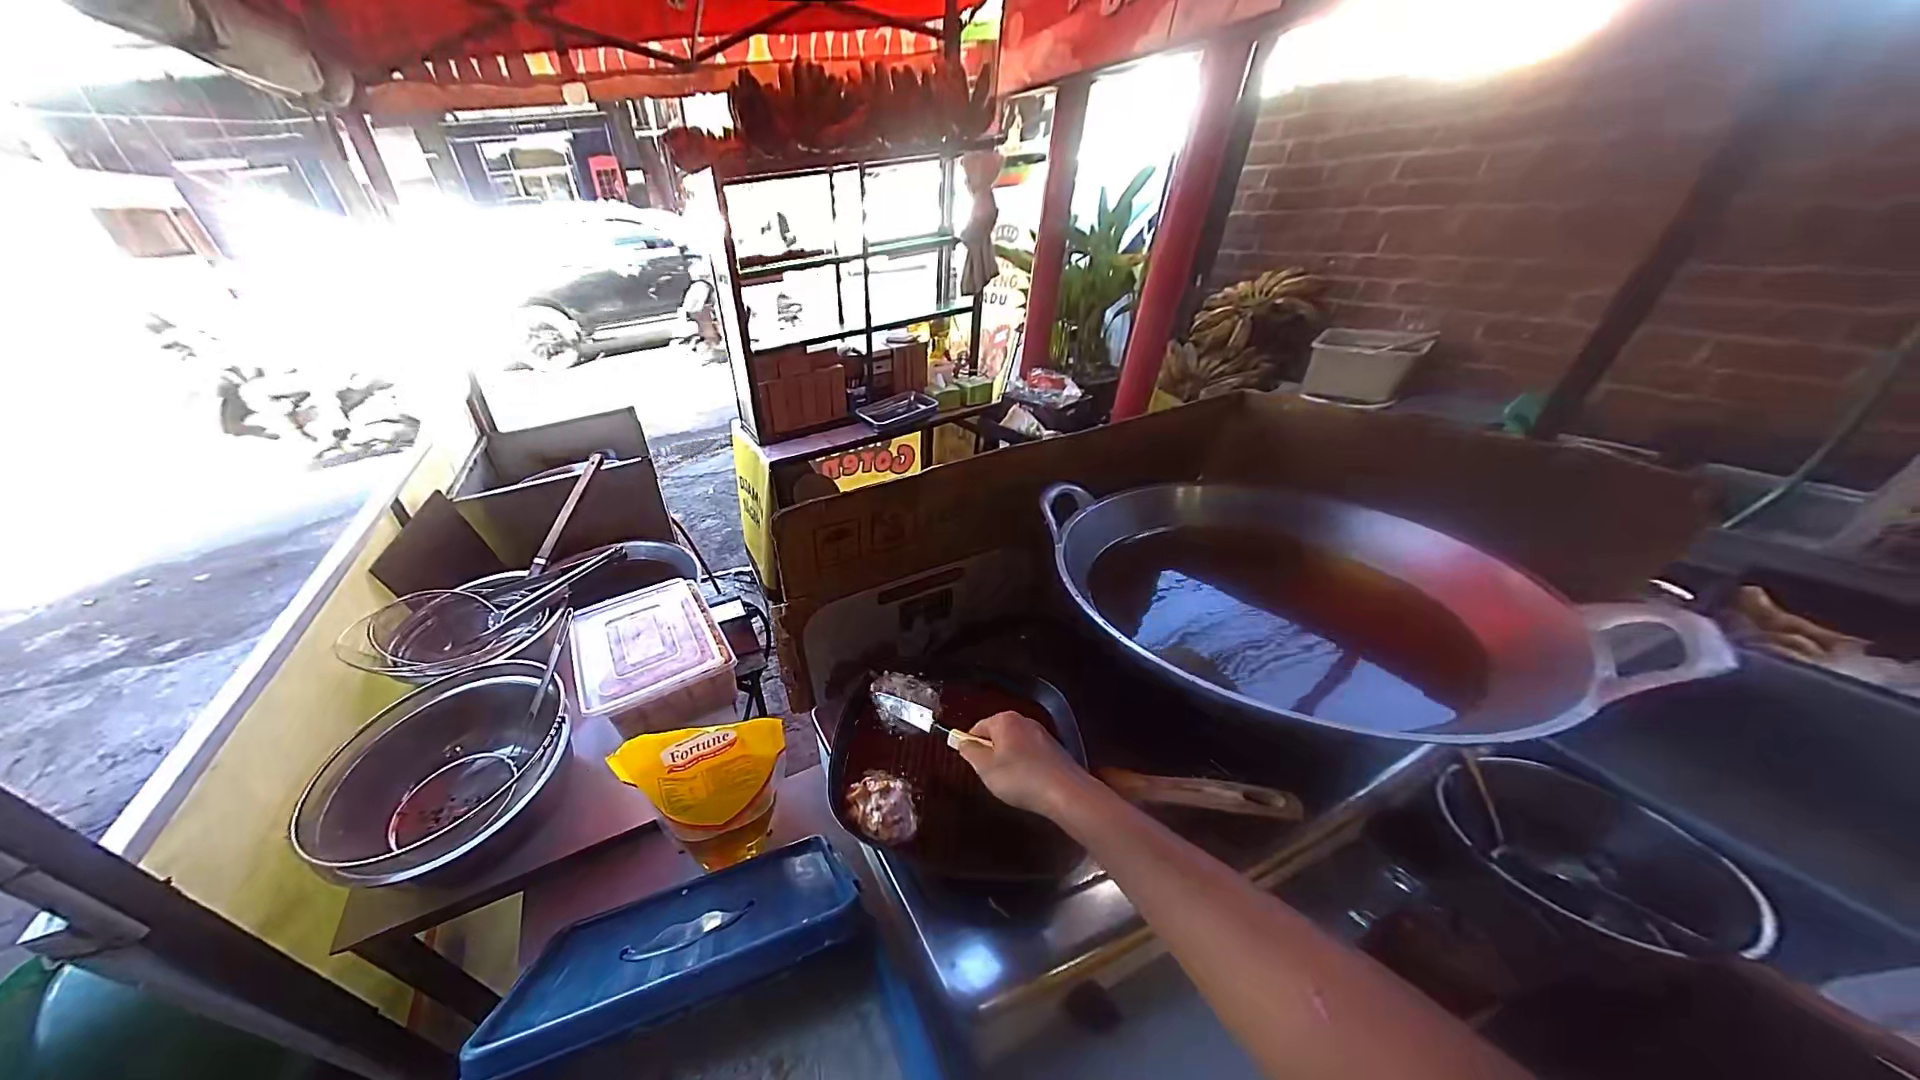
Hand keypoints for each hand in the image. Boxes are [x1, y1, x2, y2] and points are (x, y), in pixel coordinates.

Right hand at [954, 711, 1096, 819]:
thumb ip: (970, 751)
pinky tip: (1028, 784)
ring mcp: (1042, 734)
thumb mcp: (985, 768)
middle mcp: (1024, 721)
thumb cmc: (1020, 778)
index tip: (971, 764)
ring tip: (1011, 784)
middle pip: (997, 735)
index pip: (978, 727)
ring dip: (1009, 762)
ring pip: (1015, 746)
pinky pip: (1031, 755)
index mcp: (1005, 720)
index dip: (971, 745)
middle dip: (991, 754)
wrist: (1065, 792)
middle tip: (990, 776)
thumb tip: (963, 742)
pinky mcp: (1054, 749)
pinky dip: (1025, 767)